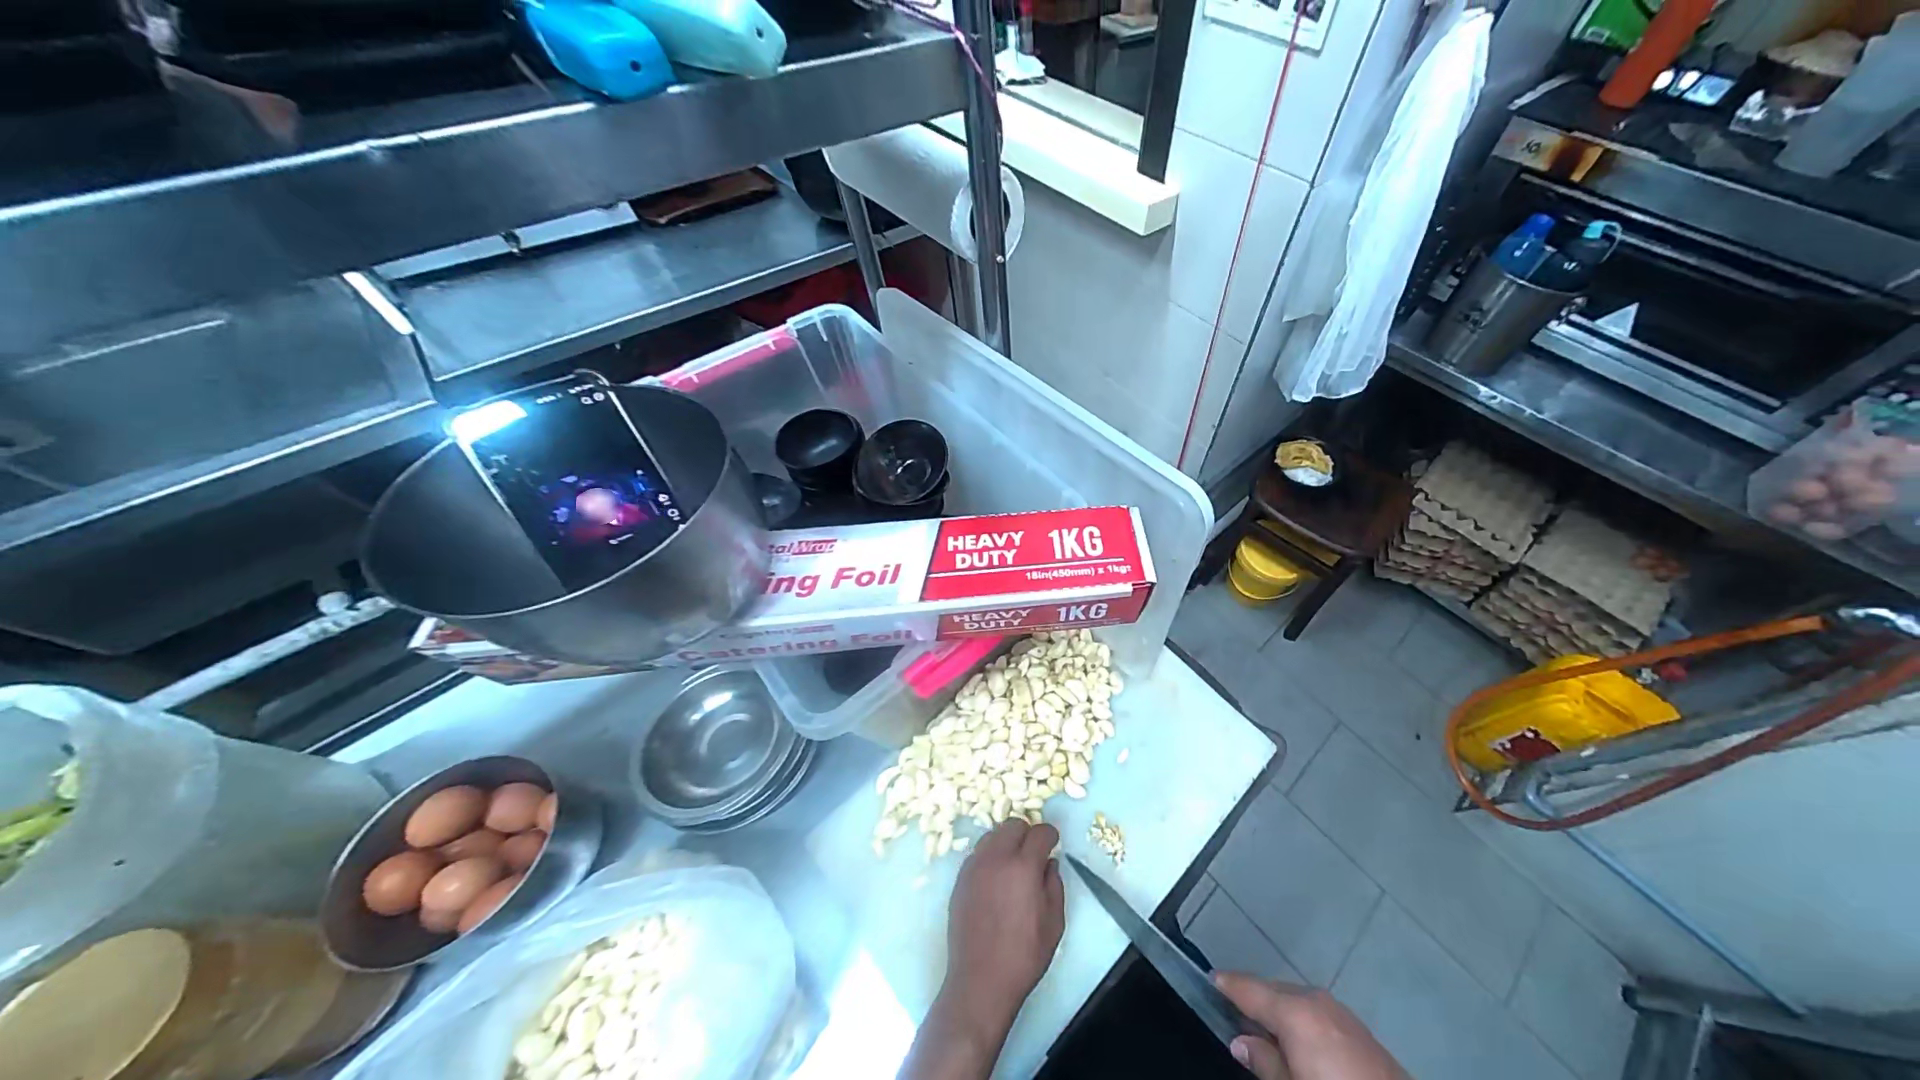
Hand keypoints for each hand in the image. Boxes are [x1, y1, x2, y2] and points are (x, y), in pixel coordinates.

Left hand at [941, 819, 1065, 1036]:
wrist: (981, 978)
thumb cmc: (1024, 955)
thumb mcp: (1054, 922)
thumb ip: (1054, 885)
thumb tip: (1049, 863)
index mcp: (1023, 867)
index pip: (1039, 832)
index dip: (1050, 834)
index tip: (1053, 842)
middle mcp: (996, 858)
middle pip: (1012, 825)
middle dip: (1027, 832)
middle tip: (1035, 851)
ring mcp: (974, 866)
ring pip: (992, 835)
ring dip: (1006, 841)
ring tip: (1014, 863)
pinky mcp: (960, 878)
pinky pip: (977, 853)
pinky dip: (990, 855)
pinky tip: (997, 877)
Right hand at [1214, 973, 1408, 1079]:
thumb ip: (1264, 1063)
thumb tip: (1241, 1042)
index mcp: (1294, 1011)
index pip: (1247, 987)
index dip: (1224, 985)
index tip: (1205, 983)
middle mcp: (1316, 1001)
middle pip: (1272, 990)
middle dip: (1252, 1000)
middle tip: (1231, 1016)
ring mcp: (1342, 1014)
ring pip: (1296, 1002)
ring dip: (1277, 1011)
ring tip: (1263, 1033)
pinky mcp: (1362, 1033)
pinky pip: (1317, 1015)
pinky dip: (1301, 1022)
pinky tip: (1297, 1044)